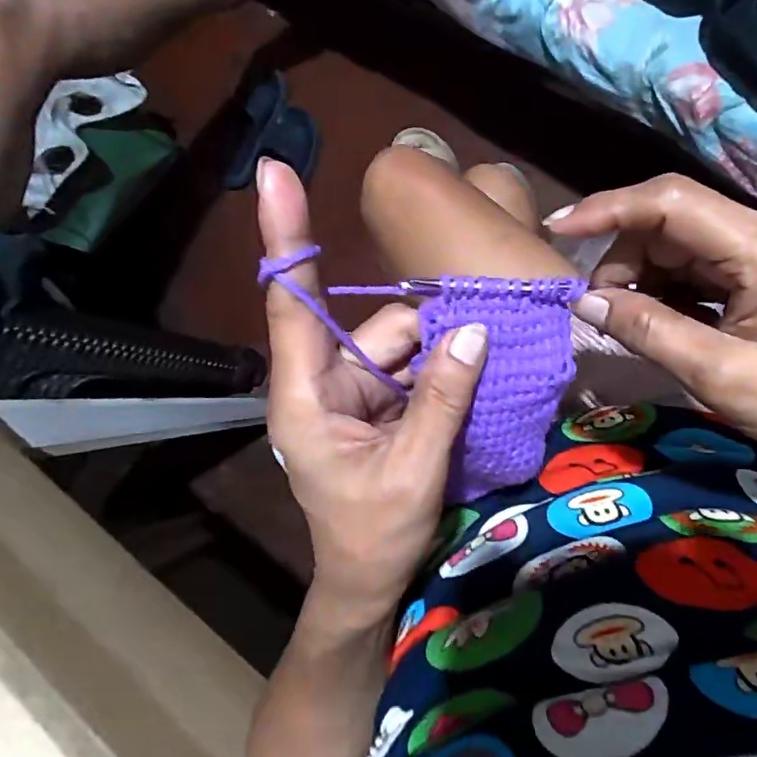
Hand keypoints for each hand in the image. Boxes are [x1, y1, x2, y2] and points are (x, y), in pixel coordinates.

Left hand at [257, 159, 487, 623]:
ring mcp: (349, 390)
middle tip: (480, 340)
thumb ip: (442, 399)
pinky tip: (470, 376)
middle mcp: (321, 380)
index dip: (285, 236)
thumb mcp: (413, 470)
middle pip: (373, 325)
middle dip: (426, 331)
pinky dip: (439, 368)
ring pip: (399, 343)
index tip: (275, 173)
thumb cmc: (372, 537)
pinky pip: (409, 366)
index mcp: (305, 395)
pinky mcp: (373, 402)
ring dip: (440, 353)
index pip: (291, 302)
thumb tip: (471, 330)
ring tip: (481, 371)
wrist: (365, 584)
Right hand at [547, 175, 756, 487]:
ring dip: (633, 273)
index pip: (672, 202)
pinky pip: (680, 259)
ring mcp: (755, 245)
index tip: (556, 229)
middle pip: (664, 217)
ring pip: (666, 237)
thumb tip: (583, 301)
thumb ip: (646, 330)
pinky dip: (653, 285)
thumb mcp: (714, 373)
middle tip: (598, 307)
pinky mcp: (745, 265)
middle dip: (620, 256)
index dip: (608, 208)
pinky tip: (650, 316)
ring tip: (627, 320)